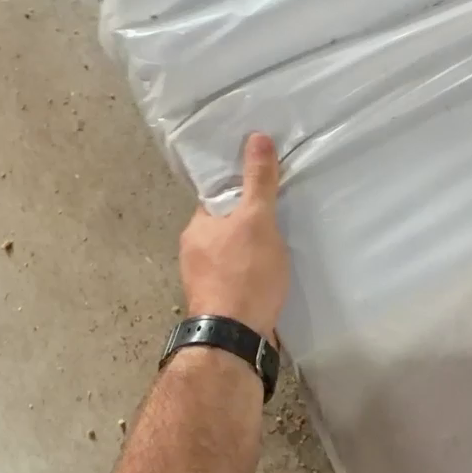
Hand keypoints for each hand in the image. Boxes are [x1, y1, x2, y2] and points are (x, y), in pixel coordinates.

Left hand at [179, 133, 288, 339]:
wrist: (236, 336)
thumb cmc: (244, 273)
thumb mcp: (257, 220)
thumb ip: (258, 182)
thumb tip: (257, 136)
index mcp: (196, 227)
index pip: (216, 198)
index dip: (238, 191)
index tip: (262, 188)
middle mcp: (193, 252)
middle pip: (223, 228)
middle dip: (246, 224)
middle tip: (277, 219)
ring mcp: (204, 281)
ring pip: (229, 256)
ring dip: (248, 253)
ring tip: (278, 250)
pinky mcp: (220, 304)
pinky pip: (236, 280)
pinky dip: (251, 277)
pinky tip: (269, 280)